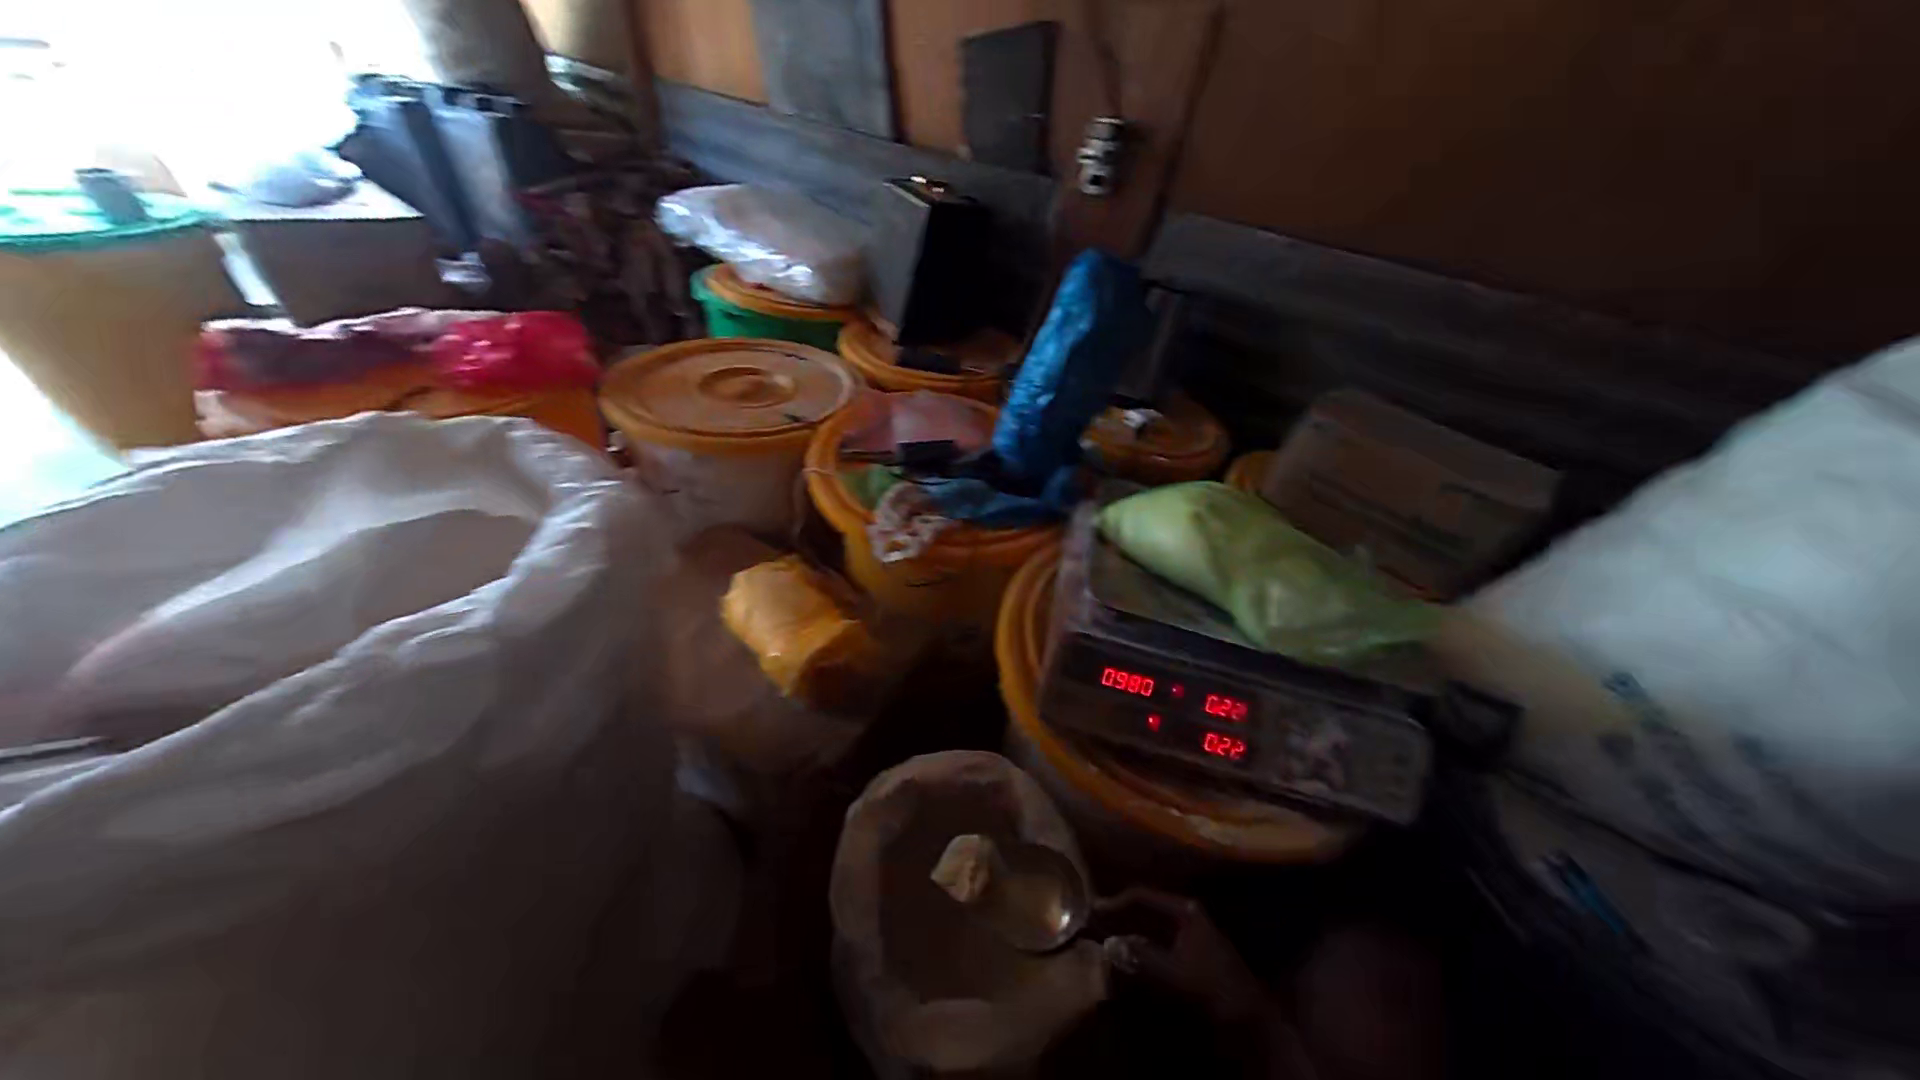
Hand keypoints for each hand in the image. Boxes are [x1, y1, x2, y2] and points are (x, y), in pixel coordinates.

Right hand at [1095, 887, 1270, 1025]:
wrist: (1252, 1023)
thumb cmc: (1214, 990)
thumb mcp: (1176, 975)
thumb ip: (1142, 958)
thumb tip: (1107, 943)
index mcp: (1185, 911)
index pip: (1142, 896)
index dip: (1115, 903)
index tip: (1091, 910)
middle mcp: (1187, 915)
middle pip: (1145, 908)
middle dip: (1120, 915)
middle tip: (1092, 922)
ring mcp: (1190, 933)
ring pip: (1149, 925)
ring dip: (1127, 931)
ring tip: (1103, 936)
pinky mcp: (1190, 953)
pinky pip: (1156, 941)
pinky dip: (1139, 946)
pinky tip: (1126, 955)